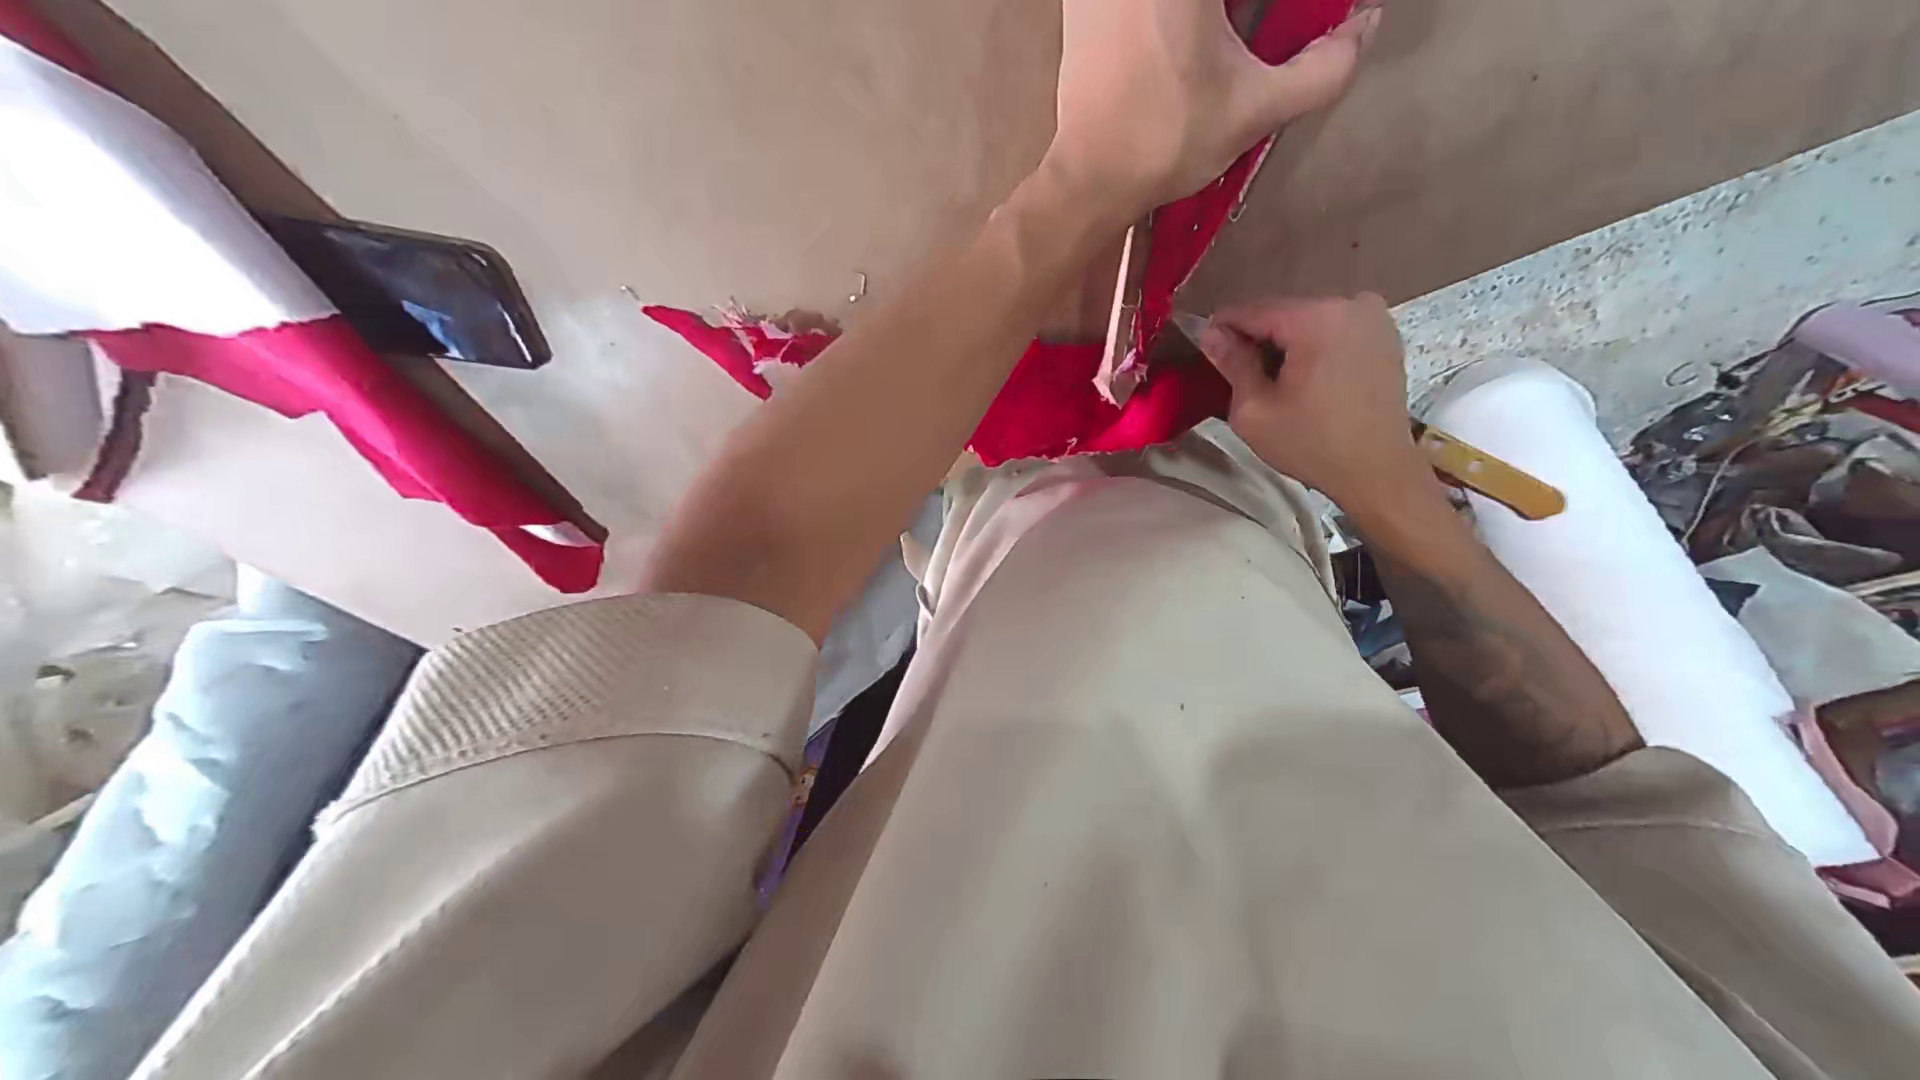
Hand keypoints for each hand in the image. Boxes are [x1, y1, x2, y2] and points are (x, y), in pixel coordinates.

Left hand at [1043, 0, 1379, 220]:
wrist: (1090, 179)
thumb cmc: (1167, 143)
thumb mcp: (1254, 110)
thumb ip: (1322, 68)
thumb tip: (1367, 24)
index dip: (1255, 11)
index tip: (1259, 31)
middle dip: (1232, 12)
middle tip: (1237, 33)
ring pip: (1178, 1)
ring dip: (1206, 16)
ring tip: (1218, 37)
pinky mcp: (1078, 0)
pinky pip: (1128, 2)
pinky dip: (1160, 13)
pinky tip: (1176, 42)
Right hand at [1200, 294, 1430, 518]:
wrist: (1377, 471)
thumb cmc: (1311, 444)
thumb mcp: (1254, 409)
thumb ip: (1232, 363)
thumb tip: (1210, 334)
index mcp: (1317, 318)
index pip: (1252, 310)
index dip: (1222, 329)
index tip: (1206, 352)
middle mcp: (1350, 303)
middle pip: (1282, 312)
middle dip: (1255, 338)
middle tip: (1238, 375)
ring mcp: (1373, 315)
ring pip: (1306, 320)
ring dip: (1283, 343)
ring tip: (1271, 380)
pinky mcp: (1385, 333)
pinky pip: (1332, 329)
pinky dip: (1312, 346)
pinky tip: (1304, 379)